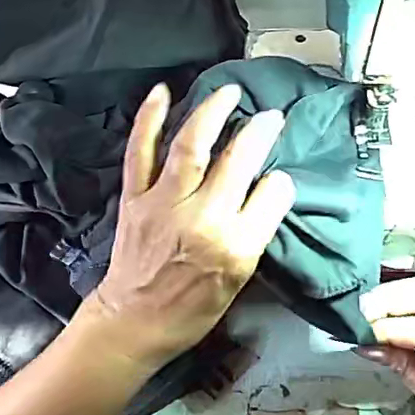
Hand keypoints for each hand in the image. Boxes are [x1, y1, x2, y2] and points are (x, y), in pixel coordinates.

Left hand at [76, 82, 295, 375]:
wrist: (135, 322)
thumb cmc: (191, 310)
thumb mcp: (239, 281)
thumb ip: (254, 233)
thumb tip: (267, 191)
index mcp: (234, 247)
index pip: (271, 195)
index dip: (279, 181)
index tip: (278, 176)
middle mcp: (202, 220)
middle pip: (237, 161)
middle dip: (259, 132)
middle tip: (270, 116)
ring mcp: (164, 204)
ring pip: (191, 146)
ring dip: (212, 112)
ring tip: (229, 92)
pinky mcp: (135, 198)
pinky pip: (141, 151)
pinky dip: (148, 119)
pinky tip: (161, 93)